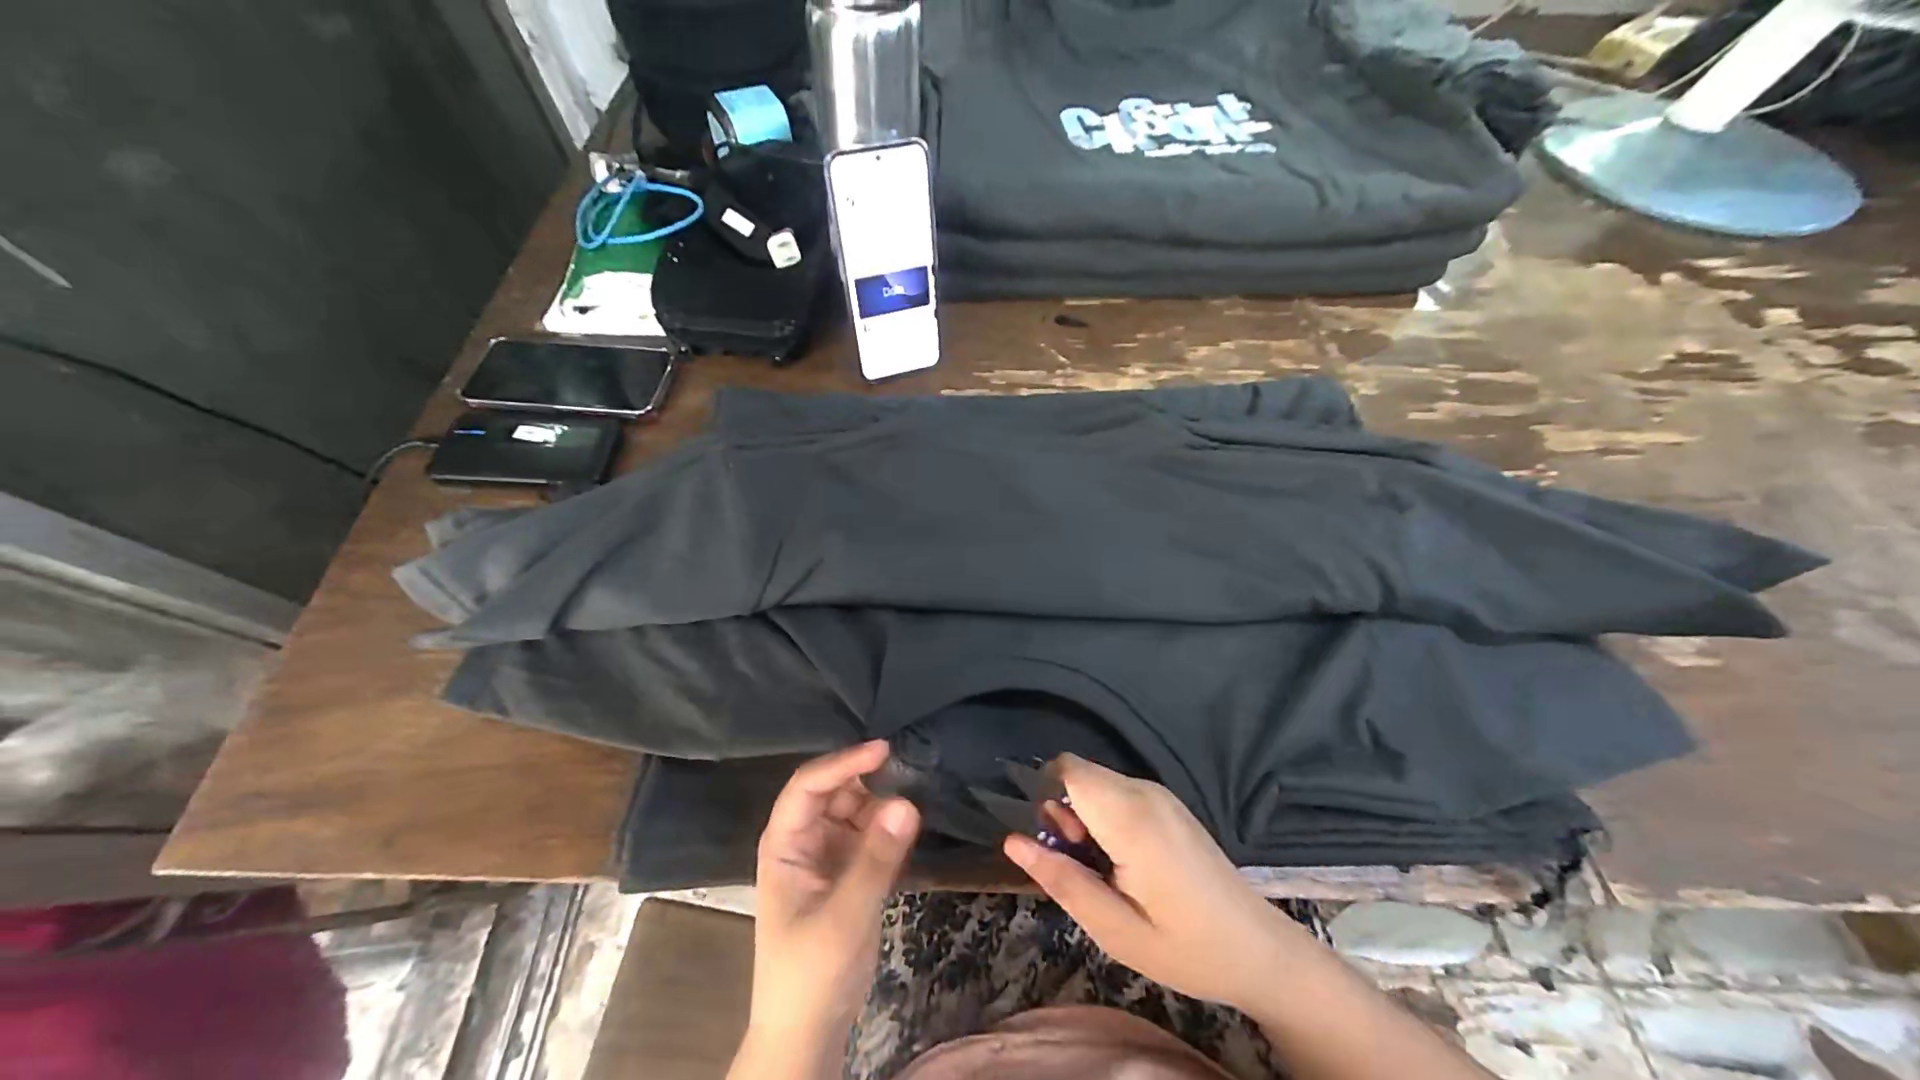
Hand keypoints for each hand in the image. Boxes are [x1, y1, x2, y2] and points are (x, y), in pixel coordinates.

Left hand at [737, 741, 919, 1075]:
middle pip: (835, 793)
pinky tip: (914, 824)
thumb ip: (876, 859)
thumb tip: (909, 802)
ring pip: (856, 812)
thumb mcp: (844, 916)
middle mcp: (804, 841)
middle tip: (914, 771)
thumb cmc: (810, 973)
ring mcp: (827, 856)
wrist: (808, 1031)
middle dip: (870, 781)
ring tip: (920, 794)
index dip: (843, 763)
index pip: (808, 786)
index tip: (885, 749)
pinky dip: (890, 829)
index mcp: (784, 844)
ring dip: (883, 804)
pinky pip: (870, 836)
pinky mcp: (848, 873)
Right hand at [1007, 757, 1498, 1079]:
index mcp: (1132, 819)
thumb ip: (1062, 881)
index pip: (1067, 769)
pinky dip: (1101, 817)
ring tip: (1098, 870)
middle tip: (1074, 864)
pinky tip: (1119, 862)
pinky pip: (1115, 793)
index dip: (1042, 794)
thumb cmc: (1187, 948)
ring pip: (1094, 783)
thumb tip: (1012, 839)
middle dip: (1059, 811)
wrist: (1259, 950)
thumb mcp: (1116, 931)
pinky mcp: (1167, 803)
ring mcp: (1159, 794)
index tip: (1048, 841)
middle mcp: (1145, 792)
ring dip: (1080, 817)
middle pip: (1077, 774)